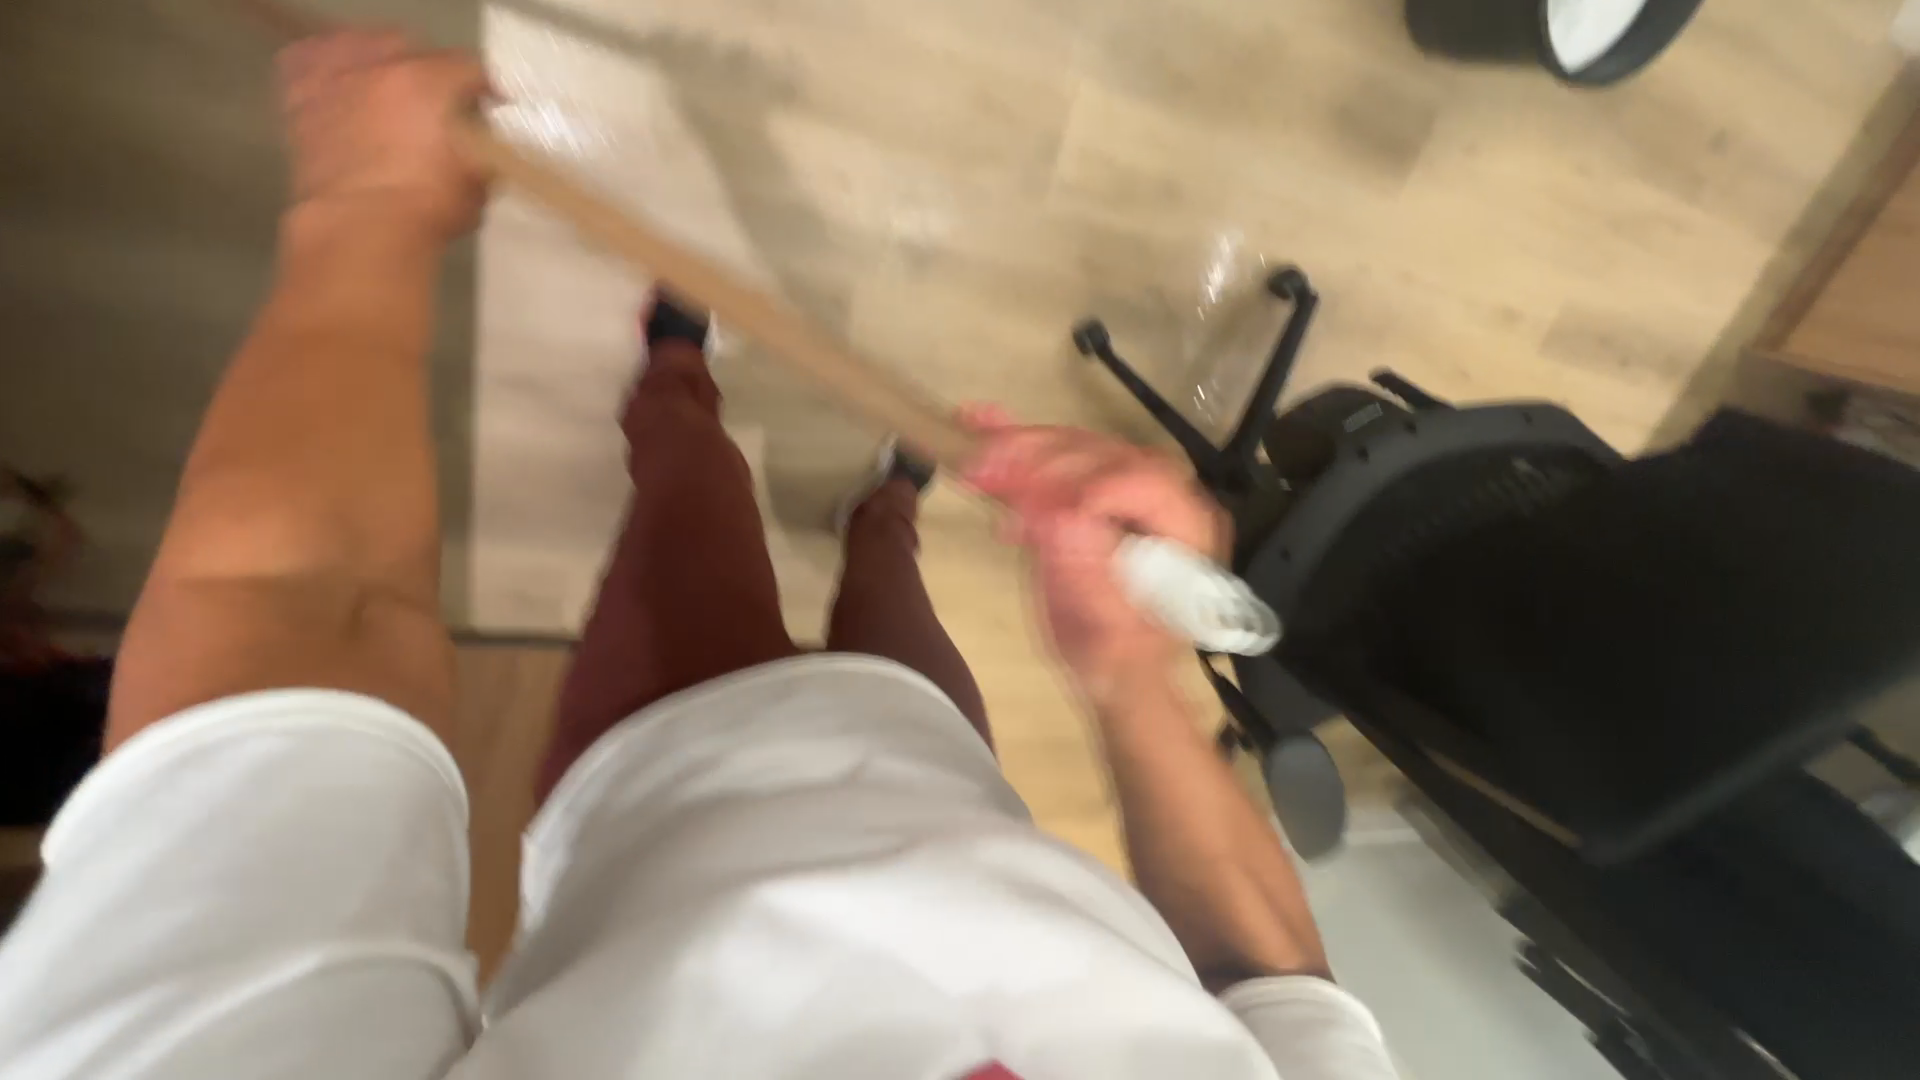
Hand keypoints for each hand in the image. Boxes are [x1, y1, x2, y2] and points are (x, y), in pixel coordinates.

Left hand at [277, 29, 491, 239]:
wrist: (361, 227)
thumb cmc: (428, 209)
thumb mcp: (478, 184)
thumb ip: (484, 153)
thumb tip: (486, 146)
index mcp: (430, 84)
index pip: (470, 67)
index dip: (487, 88)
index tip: (494, 108)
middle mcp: (380, 66)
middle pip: (415, 48)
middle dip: (433, 72)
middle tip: (444, 106)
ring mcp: (335, 75)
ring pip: (362, 44)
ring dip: (383, 63)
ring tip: (393, 93)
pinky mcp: (299, 91)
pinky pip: (314, 56)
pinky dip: (333, 65)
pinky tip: (347, 85)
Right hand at [962, 408, 1227, 700]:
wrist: (1111, 667)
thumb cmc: (1120, 661)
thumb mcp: (1108, 634)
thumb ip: (1091, 581)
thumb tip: (1063, 518)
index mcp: (1186, 529)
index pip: (1146, 484)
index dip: (1089, 484)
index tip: (1033, 504)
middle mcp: (1162, 495)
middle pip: (1104, 455)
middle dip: (1040, 458)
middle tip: (986, 468)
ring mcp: (1124, 487)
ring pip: (1074, 448)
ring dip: (1018, 446)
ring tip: (974, 456)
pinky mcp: (1087, 488)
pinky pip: (1054, 455)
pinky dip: (1015, 439)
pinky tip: (977, 420)